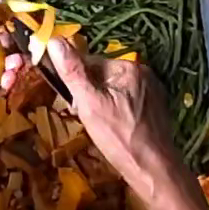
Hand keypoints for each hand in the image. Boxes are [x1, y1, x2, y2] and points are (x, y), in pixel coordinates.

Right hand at [45, 37, 187, 195]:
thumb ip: (72, 71)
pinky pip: (125, 102)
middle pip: (101, 76)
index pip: (89, 63)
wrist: (153, 169)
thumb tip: (54, 40)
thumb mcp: (89, 103)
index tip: (75, 104)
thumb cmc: (119, 137)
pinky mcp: (154, 107)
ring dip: (100, 105)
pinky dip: (115, 113)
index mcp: (127, 66)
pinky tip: (114, 130)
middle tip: (88, 118)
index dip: (76, 83)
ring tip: (101, 127)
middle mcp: (142, 72)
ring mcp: (151, 90)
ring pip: (112, 90)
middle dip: (89, 95)